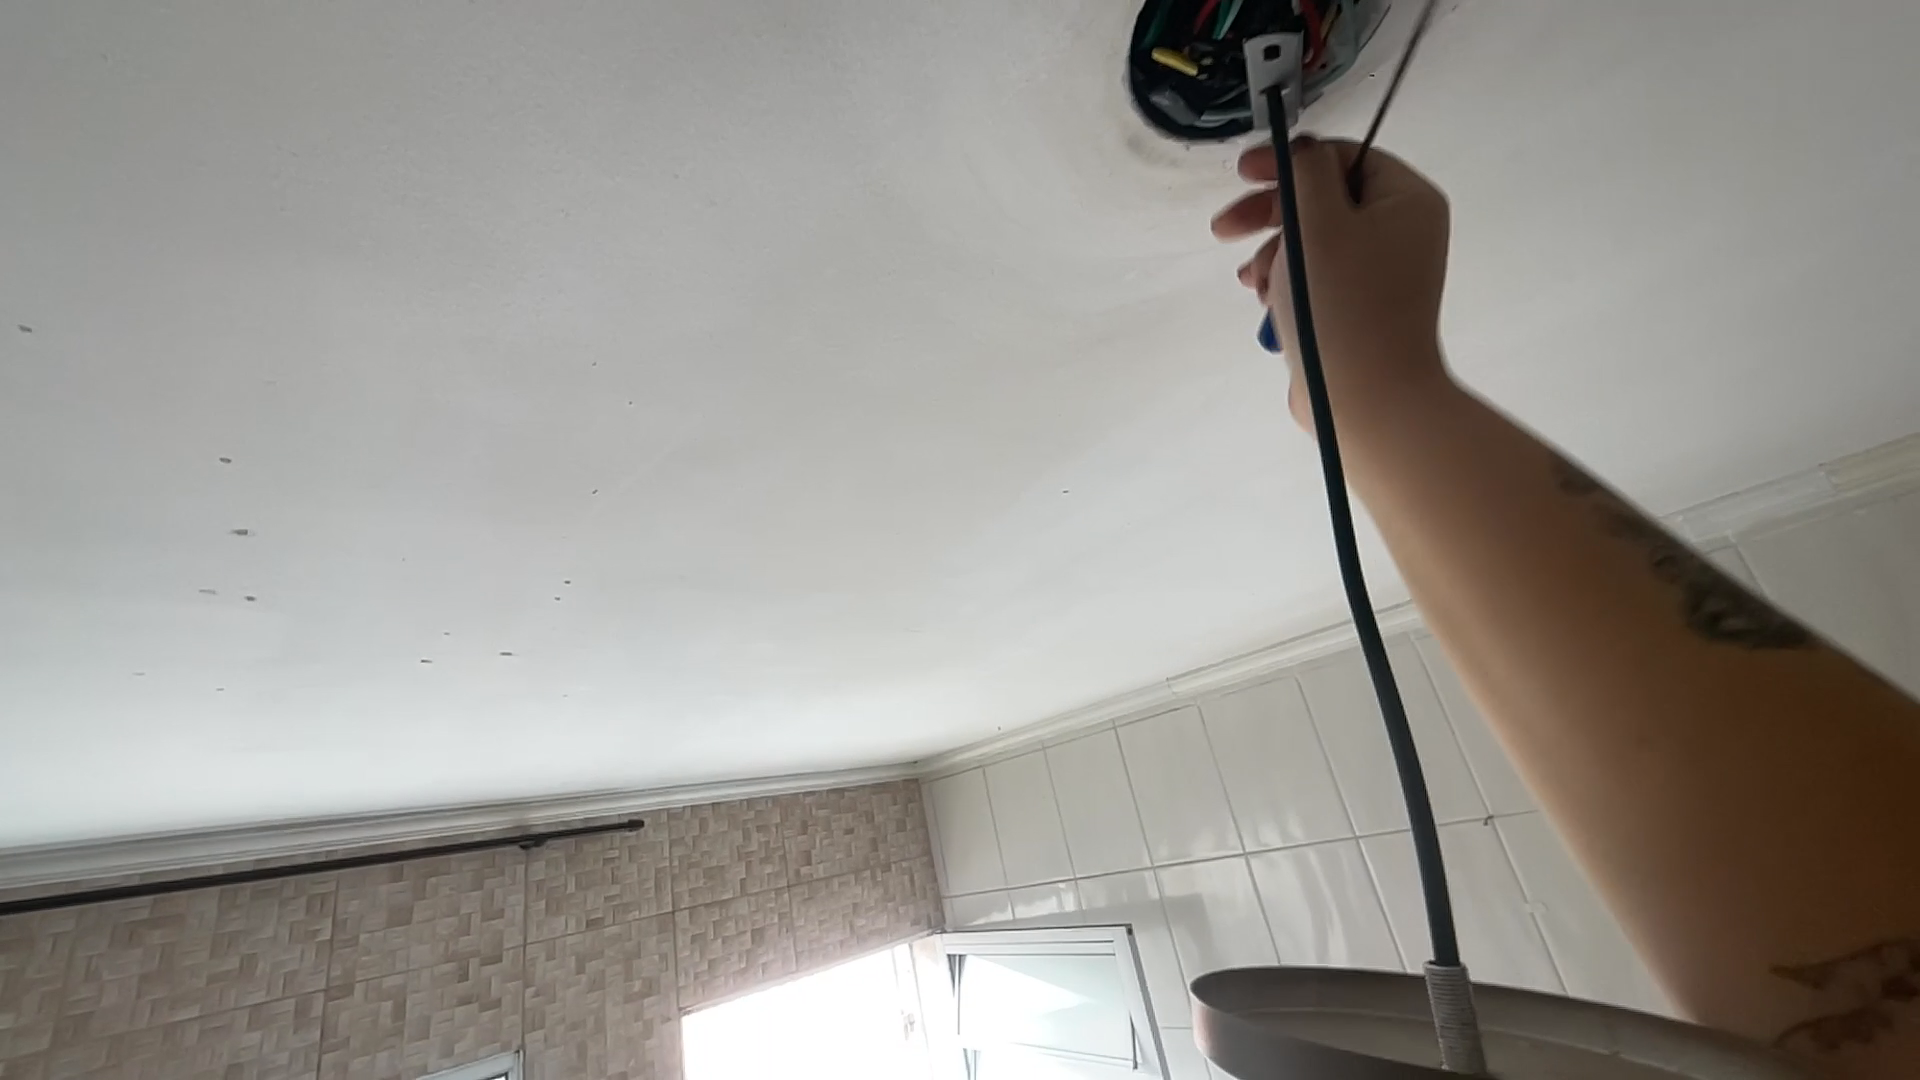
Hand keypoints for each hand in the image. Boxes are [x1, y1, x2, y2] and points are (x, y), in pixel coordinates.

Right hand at [1211, 137, 1452, 431]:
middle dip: (1269, 216)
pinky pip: (1314, 280)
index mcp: (1404, 201)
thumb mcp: (1318, 226)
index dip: (1287, 162)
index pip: (1341, 158)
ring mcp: (1378, 276)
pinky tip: (1265, 305)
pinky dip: (1285, 285)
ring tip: (1252, 284)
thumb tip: (1300, 151)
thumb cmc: (1341, 307)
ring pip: (1311, 244)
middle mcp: (1398, 232)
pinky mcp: (1356, 311)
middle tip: (1222, 231)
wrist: (1364, 399)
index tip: (1240, 173)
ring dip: (1271, 256)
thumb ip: (1306, 174)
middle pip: (1323, 202)